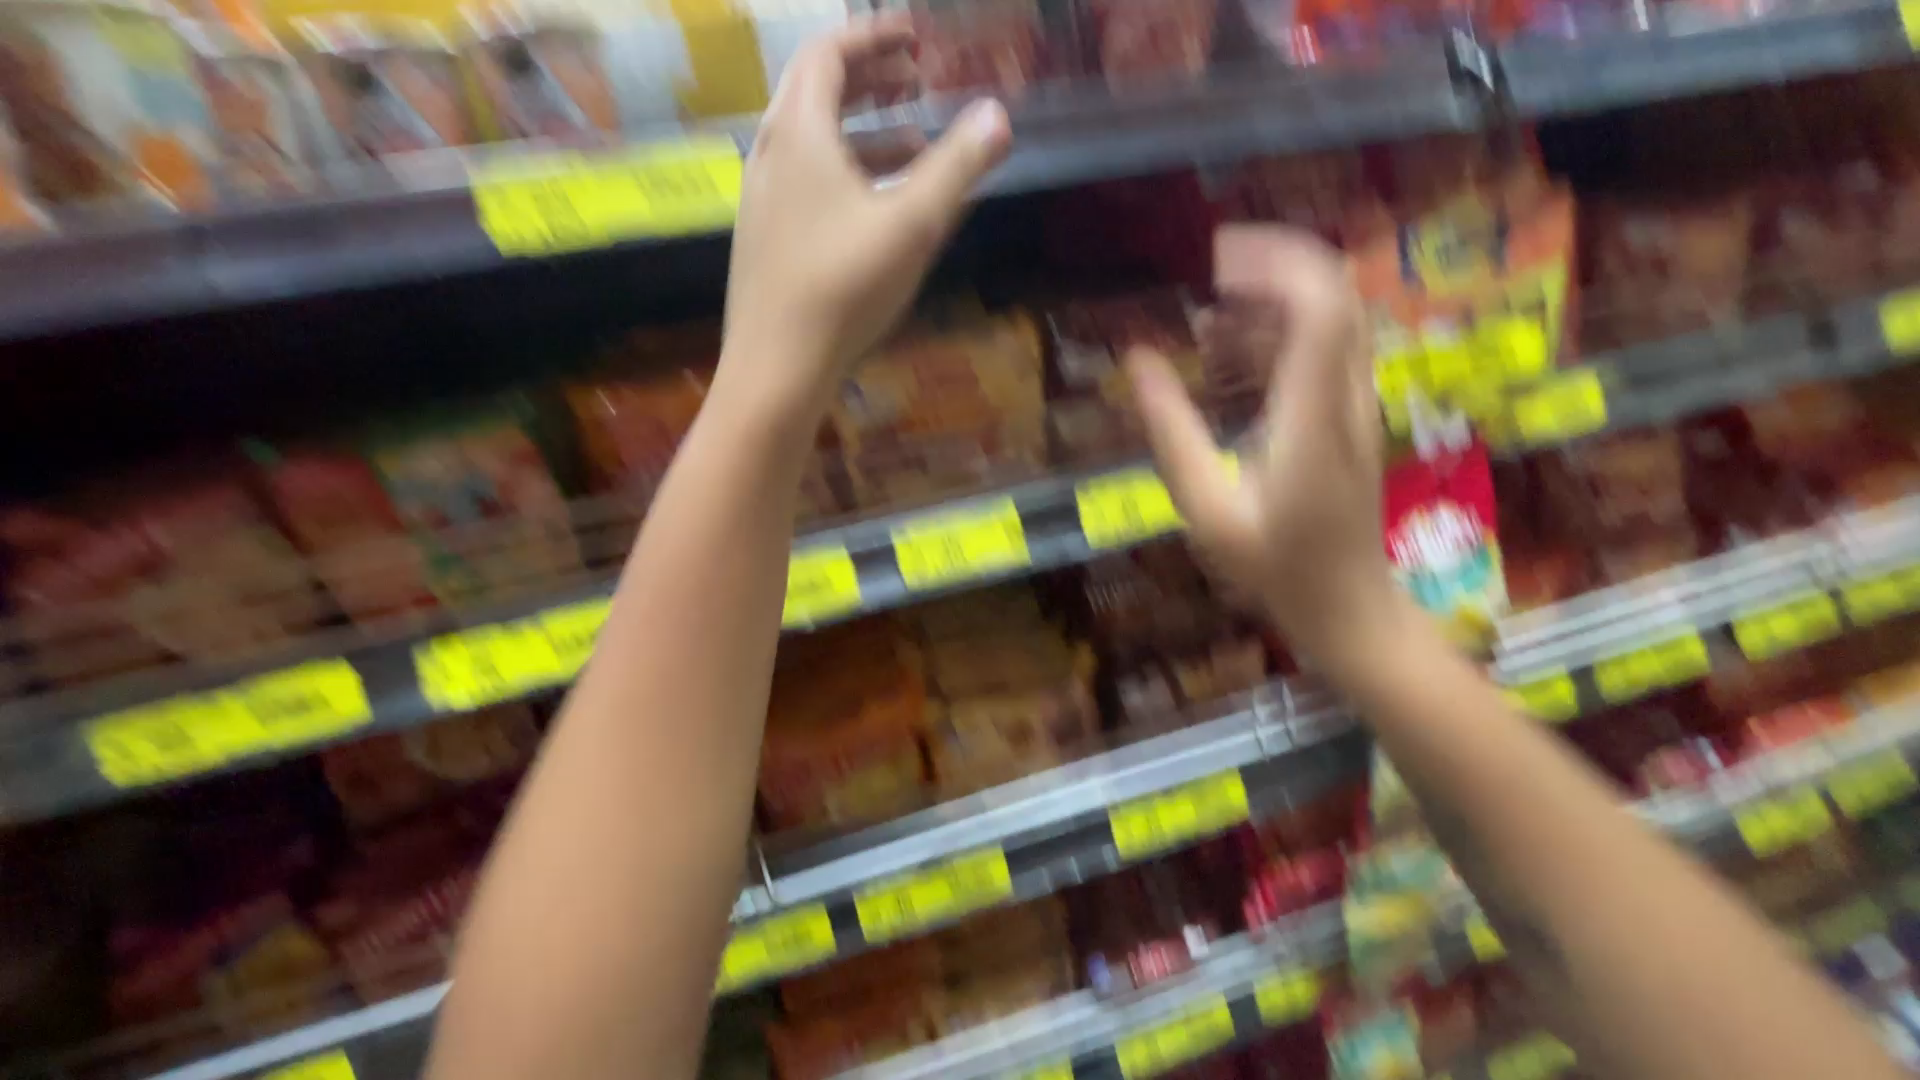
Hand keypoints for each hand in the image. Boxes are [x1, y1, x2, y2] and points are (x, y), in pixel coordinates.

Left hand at [719, 14, 1011, 421]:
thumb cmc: (844, 288)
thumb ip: (958, 166)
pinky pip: (804, 180)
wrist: (775, 367)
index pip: (828, 54)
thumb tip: (997, 114)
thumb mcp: (913, 224)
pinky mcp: (763, 238)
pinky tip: (876, 206)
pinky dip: (843, 170)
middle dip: (868, 78)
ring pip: (809, 141)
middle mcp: (770, 154)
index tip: (915, 39)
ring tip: (913, 143)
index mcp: (799, 134)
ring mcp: (760, 199)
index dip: (874, 37)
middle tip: (915, 80)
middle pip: (814, 91)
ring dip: (861, 129)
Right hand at [1128, 225, 1400, 664]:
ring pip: (1336, 317)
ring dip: (1279, 295)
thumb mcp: (1208, 509)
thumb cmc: (1274, 567)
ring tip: (1212, 305)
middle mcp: (1345, 396)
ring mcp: (1356, 404)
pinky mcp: (1351, 416)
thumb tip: (1137, 361)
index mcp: (1312, 415)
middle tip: (1210, 268)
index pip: (1319, 308)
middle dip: (1277, 264)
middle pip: (1336, 295)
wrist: (1348, 607)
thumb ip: (1172, 433)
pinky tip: (1234, 347)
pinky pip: (1328, 347)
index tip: (1214, 260)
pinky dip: (1284, 328)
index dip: (1274, 264)